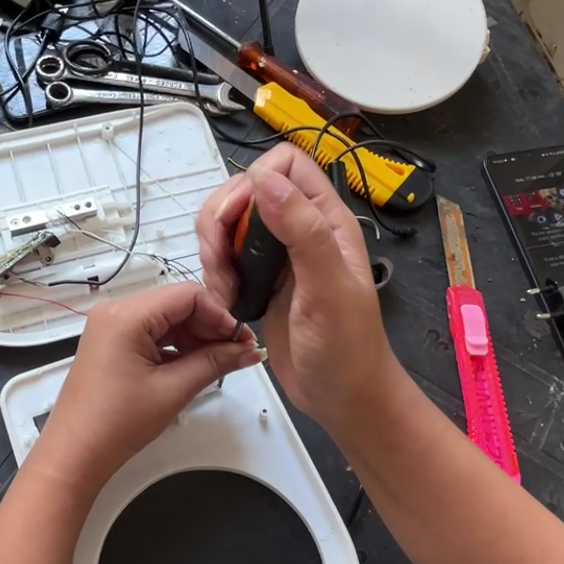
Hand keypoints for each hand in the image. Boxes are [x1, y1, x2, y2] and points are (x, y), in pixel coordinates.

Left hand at [30, 282, 262, 492]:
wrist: (76, 453)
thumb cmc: (114, 423)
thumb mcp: (173, 389)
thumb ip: (215, 363)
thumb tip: (246, 351)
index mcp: (126, 315)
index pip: (188, 294)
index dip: (220, 315)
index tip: (241, 338)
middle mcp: (115, 312)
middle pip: (177, 303)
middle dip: (210, 325)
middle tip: (238, 351)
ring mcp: (111, 327)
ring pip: (167, 318)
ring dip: (196, 336)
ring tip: (220, 362)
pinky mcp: (112, 343)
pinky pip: (152, 332)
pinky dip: (176, 345)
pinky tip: (196, 364)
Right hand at [196, 145, 405, 433]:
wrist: (344, 398)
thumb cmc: (349, 349)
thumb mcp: (329, 288)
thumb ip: (303, 231)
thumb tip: (265, 180)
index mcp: (326, 221)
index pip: (286, 165)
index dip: (254, 181)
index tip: (236, 220)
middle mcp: (301, 230)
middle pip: (246, 191)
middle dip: (221, 221)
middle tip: (220, 261)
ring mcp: (278, 257)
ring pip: (230, 224)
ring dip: (214, 250)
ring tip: (225, 288)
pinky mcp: (261, 281)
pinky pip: (225, 258)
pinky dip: (215, 274)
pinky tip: (227, 300)